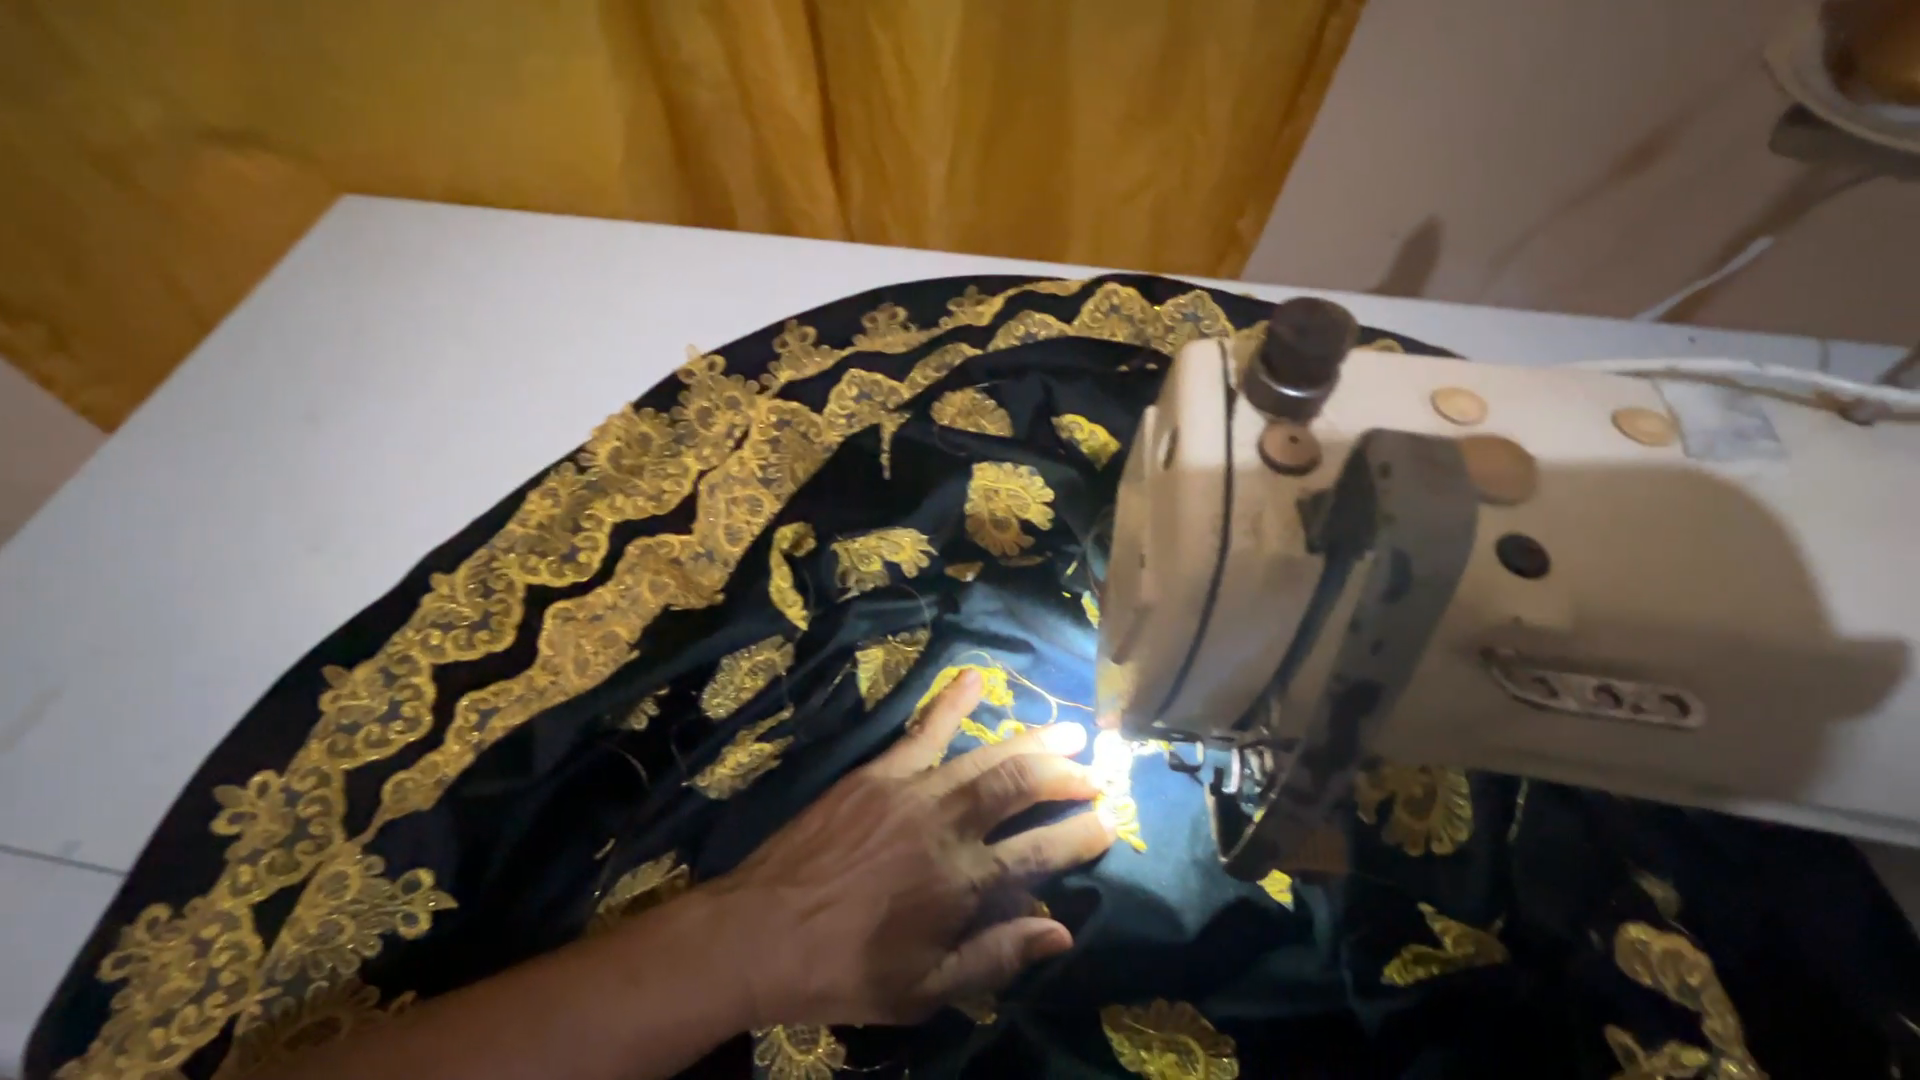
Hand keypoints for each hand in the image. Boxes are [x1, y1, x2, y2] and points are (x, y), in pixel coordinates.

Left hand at [701, 670, 1112, 1026]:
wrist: (758, 932)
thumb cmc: (843, 970)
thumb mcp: (923, 990)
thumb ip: (994, 958)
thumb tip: (1061, 930)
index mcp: (960, 883)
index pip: (1040, 851)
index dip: (1081, 836)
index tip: (1111, 821)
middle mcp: (944, 825)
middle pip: (1019, 786)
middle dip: (1065, 776)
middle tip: (1096, 770)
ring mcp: (909, 790)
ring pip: (984, 754)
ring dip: (1030, 740)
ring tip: (1067, 730)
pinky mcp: (876, 772)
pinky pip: (922, 730)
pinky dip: (951, 702)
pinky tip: (974, 677)